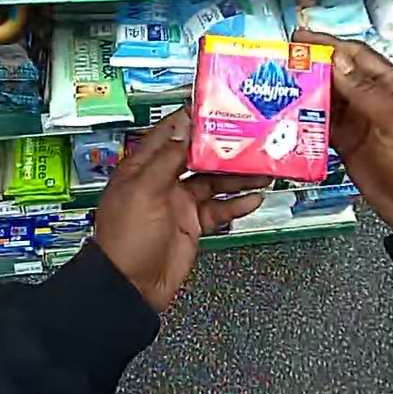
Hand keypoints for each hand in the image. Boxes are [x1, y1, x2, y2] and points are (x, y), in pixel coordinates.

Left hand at [93, 108, 270, 311]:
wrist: (130, 286)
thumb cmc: (128, 236)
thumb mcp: (145, 190)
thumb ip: (168, 157)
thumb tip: (187, 126)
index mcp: (145, 166)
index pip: (170, 132)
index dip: (192, 119)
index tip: (218, 107)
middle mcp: (163, 179)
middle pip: (199, 156)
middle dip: (225, 148)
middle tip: (253, 138)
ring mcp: (179, 202)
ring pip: (214, 181)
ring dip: (238, 176)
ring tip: (264, 170)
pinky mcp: (193, 223)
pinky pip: (219, 208)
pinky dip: (237, 203)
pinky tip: (255, 198)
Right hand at [294, 29, 392, 231]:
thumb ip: (363, 90)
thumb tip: (336, 58)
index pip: (358, 57)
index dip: (329, 45)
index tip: (300, 38)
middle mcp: (376, 101)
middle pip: (339, 78)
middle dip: (311, 68)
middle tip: (278, 63)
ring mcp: (361, 125)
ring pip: (328, 103)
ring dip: (305, 94)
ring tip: (275, 87)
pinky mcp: (349, 148)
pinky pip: (324, 130)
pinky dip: (306, 123)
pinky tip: (286, 118)